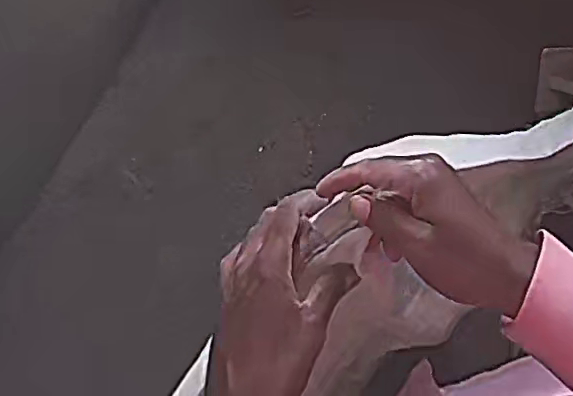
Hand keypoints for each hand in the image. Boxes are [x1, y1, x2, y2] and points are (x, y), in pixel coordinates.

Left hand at [208, 191, 359, 395]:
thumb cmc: (269, 372)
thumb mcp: (313, 327)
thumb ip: (332, 288)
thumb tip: (347, 269)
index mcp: (267, 267)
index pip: (284, 213)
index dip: (303, 200)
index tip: (320, 201)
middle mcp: (244, 269)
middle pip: (266, 220)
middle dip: (291, 213)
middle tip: (313, 221)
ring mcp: (231, 284)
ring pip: (251, 237)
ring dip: (272, 230)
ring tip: (294, 241)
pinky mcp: (225, 301)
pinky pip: (238, 259)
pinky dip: (255, 250)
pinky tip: (266, 268)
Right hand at [316, 155, 539, 317]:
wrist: (507, 273)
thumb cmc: (468, 262)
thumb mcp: (416, 245)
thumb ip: (383, 219)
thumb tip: (357, 202)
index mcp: (421, 176)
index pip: (371, 168)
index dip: (342, 179)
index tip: (322, 191)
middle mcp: (428, 170)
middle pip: (380, 175)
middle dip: (359, 200)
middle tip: (340, 221)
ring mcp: (436, 180)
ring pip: (392, 189)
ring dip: (378, 215)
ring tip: (372, 247)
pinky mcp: (440, 193)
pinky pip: (406, 198)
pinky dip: (393, 218)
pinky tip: (390, 244)